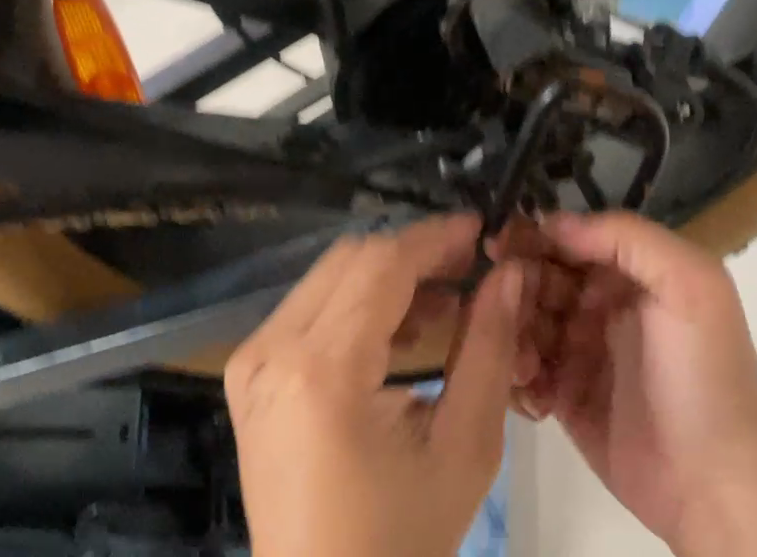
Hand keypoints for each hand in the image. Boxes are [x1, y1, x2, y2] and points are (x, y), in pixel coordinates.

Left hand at [224, 215, 528, 556]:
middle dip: (414, 254)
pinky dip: (355, 305)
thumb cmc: (402, 537)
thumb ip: (489, 349)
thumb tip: (509, 274)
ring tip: (444, 305)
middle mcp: (271, 351)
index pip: (381, 265)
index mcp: (320, 370)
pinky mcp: (247, 374)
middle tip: (469, 270)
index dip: (435, 239)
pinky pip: (307, 310)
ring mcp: (250, 361)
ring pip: (327, 278)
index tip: (482, 231)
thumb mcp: (464, 448)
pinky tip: (398, 332)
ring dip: (385, 277)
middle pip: (350, 260)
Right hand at [526, 213, 756, 556]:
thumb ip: (625, 236)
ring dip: (511, 334)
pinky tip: (530, 390)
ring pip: (522, 322)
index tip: (498, 246)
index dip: (533, 238)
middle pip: (537, 278)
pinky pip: (522, 370)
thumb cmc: (702, 373)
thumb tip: (552, 222)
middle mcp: (602, 306)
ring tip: (527, 364)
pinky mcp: (564, 398)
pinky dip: (514, 373)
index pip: (568, 239)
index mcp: (631, 274)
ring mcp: (581, 352)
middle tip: (502, 310)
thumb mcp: (688, 283)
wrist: (715, 482)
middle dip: (515, 289)